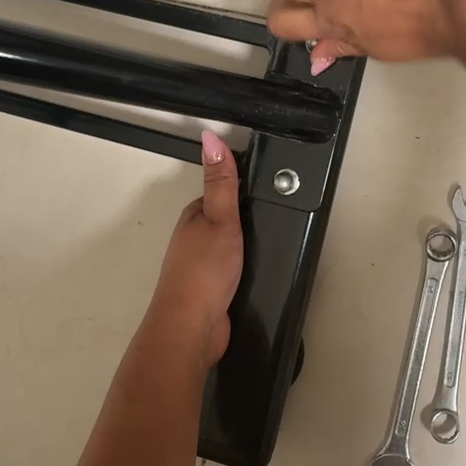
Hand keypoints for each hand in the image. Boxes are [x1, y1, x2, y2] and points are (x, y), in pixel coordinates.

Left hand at [145, 130, 244, 369]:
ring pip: (229, 245)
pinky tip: (256, 269)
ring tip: (268, 239)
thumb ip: (222, 180)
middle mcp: (195, 238)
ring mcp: (202, 265)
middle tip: (272, 212)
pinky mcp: (213, 289)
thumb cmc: (204, 271)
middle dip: (245, 216)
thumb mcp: (221, 218)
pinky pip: (233, 268)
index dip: (240, 186)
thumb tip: (210, 137)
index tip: (264, 182)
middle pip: (224, 218)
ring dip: (246, 243)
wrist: (193, 327)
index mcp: (194, 216)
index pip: (220, 192)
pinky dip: (244, 265)